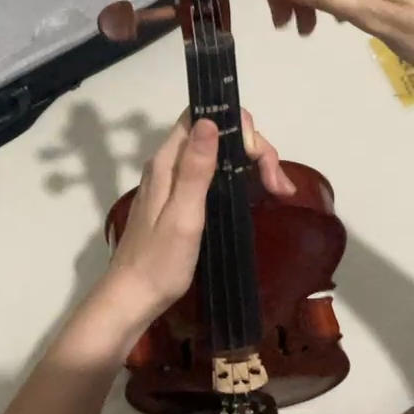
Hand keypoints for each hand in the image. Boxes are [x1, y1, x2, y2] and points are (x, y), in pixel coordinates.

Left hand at [97, 110, 292, 325]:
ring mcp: (172, 181)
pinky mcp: (179, 198)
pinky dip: (239, 178)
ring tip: (279, 191)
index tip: (256, 157)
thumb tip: (208, 123)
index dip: (235, 125)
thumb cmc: (160, 263)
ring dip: (251, 163)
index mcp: (166, 162)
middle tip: (278, 185)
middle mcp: (167, 164)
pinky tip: (259, 195)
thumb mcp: (184, 216)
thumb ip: (195, 169)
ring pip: (218, 152)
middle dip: (253, 149)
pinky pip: (213, 173)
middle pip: (215, 133)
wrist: (134, 297)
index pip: (201, 116)